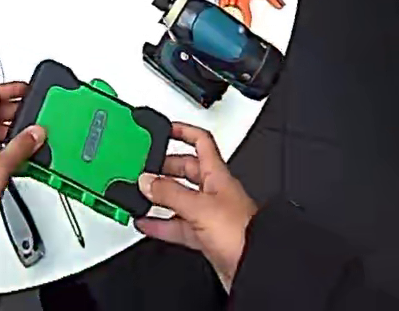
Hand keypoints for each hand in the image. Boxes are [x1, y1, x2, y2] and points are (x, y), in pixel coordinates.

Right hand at [135, 123, 258, 289]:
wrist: (258, 271)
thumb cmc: (242, 233)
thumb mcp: (199, 206)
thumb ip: (170, 192)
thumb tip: (147, 180)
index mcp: (217, 174)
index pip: (200, 141)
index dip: (183, 130)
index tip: (165, 127)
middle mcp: (214, 192)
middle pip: (186, 170)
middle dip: (165, 167)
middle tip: (146, 167)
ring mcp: (211, 215)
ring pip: (180, 199)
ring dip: (161, 197)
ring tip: (140, 194)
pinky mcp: (207, 238)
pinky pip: (179, 225)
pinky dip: (162, 224)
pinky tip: (147, 224)